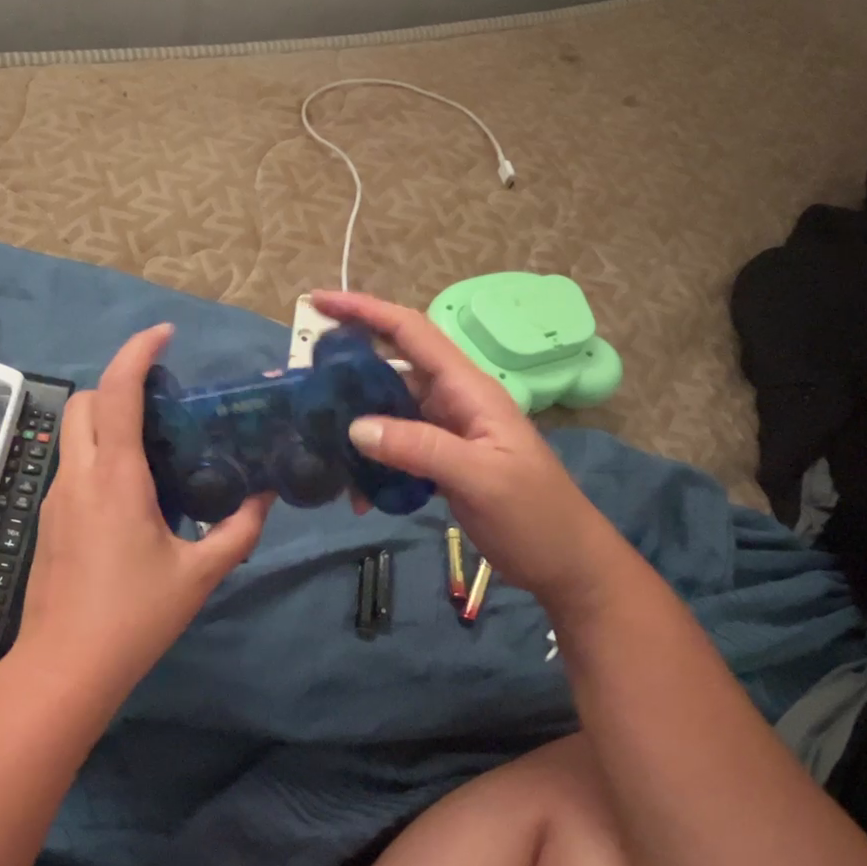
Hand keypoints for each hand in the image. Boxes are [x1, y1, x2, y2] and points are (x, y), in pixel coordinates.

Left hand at [16, 324, 272, 688]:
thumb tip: (265, 500)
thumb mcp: (199, 574)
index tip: (164, 336)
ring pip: (73, 435)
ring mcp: (56, 498)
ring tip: (154, 448)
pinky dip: (98, 457)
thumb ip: (237, 531)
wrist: (67, 665)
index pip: (116, 392)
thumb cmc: (134, 617)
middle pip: (84, 402)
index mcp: (115, 478)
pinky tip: (132, 495)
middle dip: (117, 385)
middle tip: (161, 403)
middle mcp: (78, 477)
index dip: (137, 352)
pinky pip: (72, 468)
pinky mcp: (48, 521)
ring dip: (106, 423)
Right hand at [309, 290, 626, 611]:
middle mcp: (453, 402)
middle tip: (299, 381)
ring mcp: (446, 434)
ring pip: (387, 413)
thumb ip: (419, 448)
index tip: (320, 301)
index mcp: (468, 390)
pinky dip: (370, 465)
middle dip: (346, 368)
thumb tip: (354, 426)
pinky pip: (393, 450)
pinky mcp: (439, 464)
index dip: (366, 311)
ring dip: (353, 425)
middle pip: (391, 369)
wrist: (566, 563)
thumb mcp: (480, 479)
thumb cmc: (535, 515)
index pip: (411, 334)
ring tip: (316, 442)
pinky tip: (358, 494)